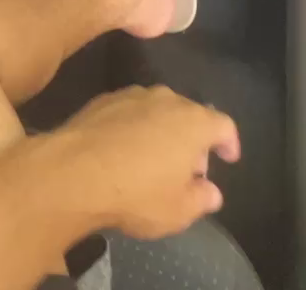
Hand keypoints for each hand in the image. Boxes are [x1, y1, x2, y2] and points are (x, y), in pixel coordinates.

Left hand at [41, 85, 239, 239]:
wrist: (76, 171)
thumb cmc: (137, 193)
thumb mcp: (179, 210)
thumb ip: (202, 198)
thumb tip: (210, 190)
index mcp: (192, 121)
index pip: (223, 124)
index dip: (229, 142)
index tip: (228, 159)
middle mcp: (165, 99)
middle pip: (190, 113)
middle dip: (194, 139)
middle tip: (189, 169)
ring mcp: (132, 94)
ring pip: (158, 109)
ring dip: (163, 130)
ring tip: (155, 160)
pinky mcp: (104, 99)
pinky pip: (130, 111)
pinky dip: (135, 126)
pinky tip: (124, 150)